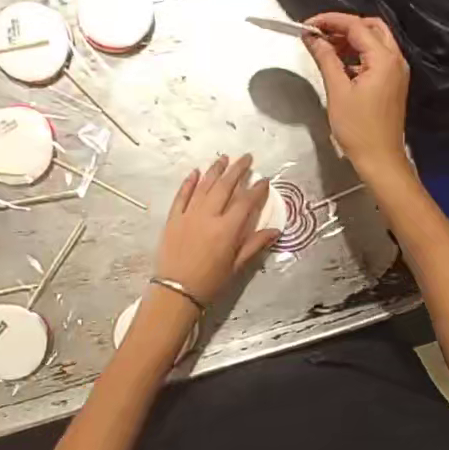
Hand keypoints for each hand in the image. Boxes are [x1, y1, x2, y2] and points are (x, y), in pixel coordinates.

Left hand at [154, 154, 276, 301]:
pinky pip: (182, 195)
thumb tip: (275, 231)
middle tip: (247, 157)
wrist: (175, 292)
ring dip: (215, 170)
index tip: (265, 180)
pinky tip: (195, 172)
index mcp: (227, 229)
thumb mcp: (236, 266)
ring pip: (204, 186)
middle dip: (237, 170)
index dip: (257, 189)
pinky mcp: (173, 218)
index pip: (246, 201)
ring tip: (224, 158)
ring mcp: (188, 215)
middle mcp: (208, 216)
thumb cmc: (210, 282)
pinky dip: (189, 182)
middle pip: (225, 186)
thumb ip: (254, 245)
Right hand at [302, 12, 410, 172]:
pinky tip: (339, 64)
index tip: (308, 25)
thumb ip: (326, 59)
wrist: (380, 158)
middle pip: (370, 27)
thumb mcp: (337, 91)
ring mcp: (397, 71)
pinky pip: (376, 58)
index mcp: (384, 58)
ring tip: (325, 48)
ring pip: (375, 42)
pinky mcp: (393, 83)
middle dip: (343, 26)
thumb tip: (313, 38)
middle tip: (319, 34)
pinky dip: (358, 55)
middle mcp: (395, 59)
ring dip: (351, 40)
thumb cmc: (357, 128)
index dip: (330, 21)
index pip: (356, 26)